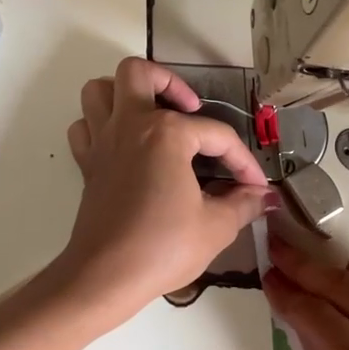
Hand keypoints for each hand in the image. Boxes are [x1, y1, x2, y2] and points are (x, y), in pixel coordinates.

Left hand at [54, 57, 274, 318]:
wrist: (105, 276)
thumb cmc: (162, 247)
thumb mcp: (215, 227)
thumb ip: (242, 204)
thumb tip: (263, 196)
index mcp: (166, 133)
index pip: (216, 134)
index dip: (242, 160)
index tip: (256, 185)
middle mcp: (130, 124)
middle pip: (138, 73)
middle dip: (167, 81)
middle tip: (190, 110)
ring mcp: (102, 140)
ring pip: (100, 90)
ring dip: (125, 94)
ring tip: (153, 116)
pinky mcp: (86, 163)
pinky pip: (84, 126)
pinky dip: (100, 125)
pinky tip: (124, 144)